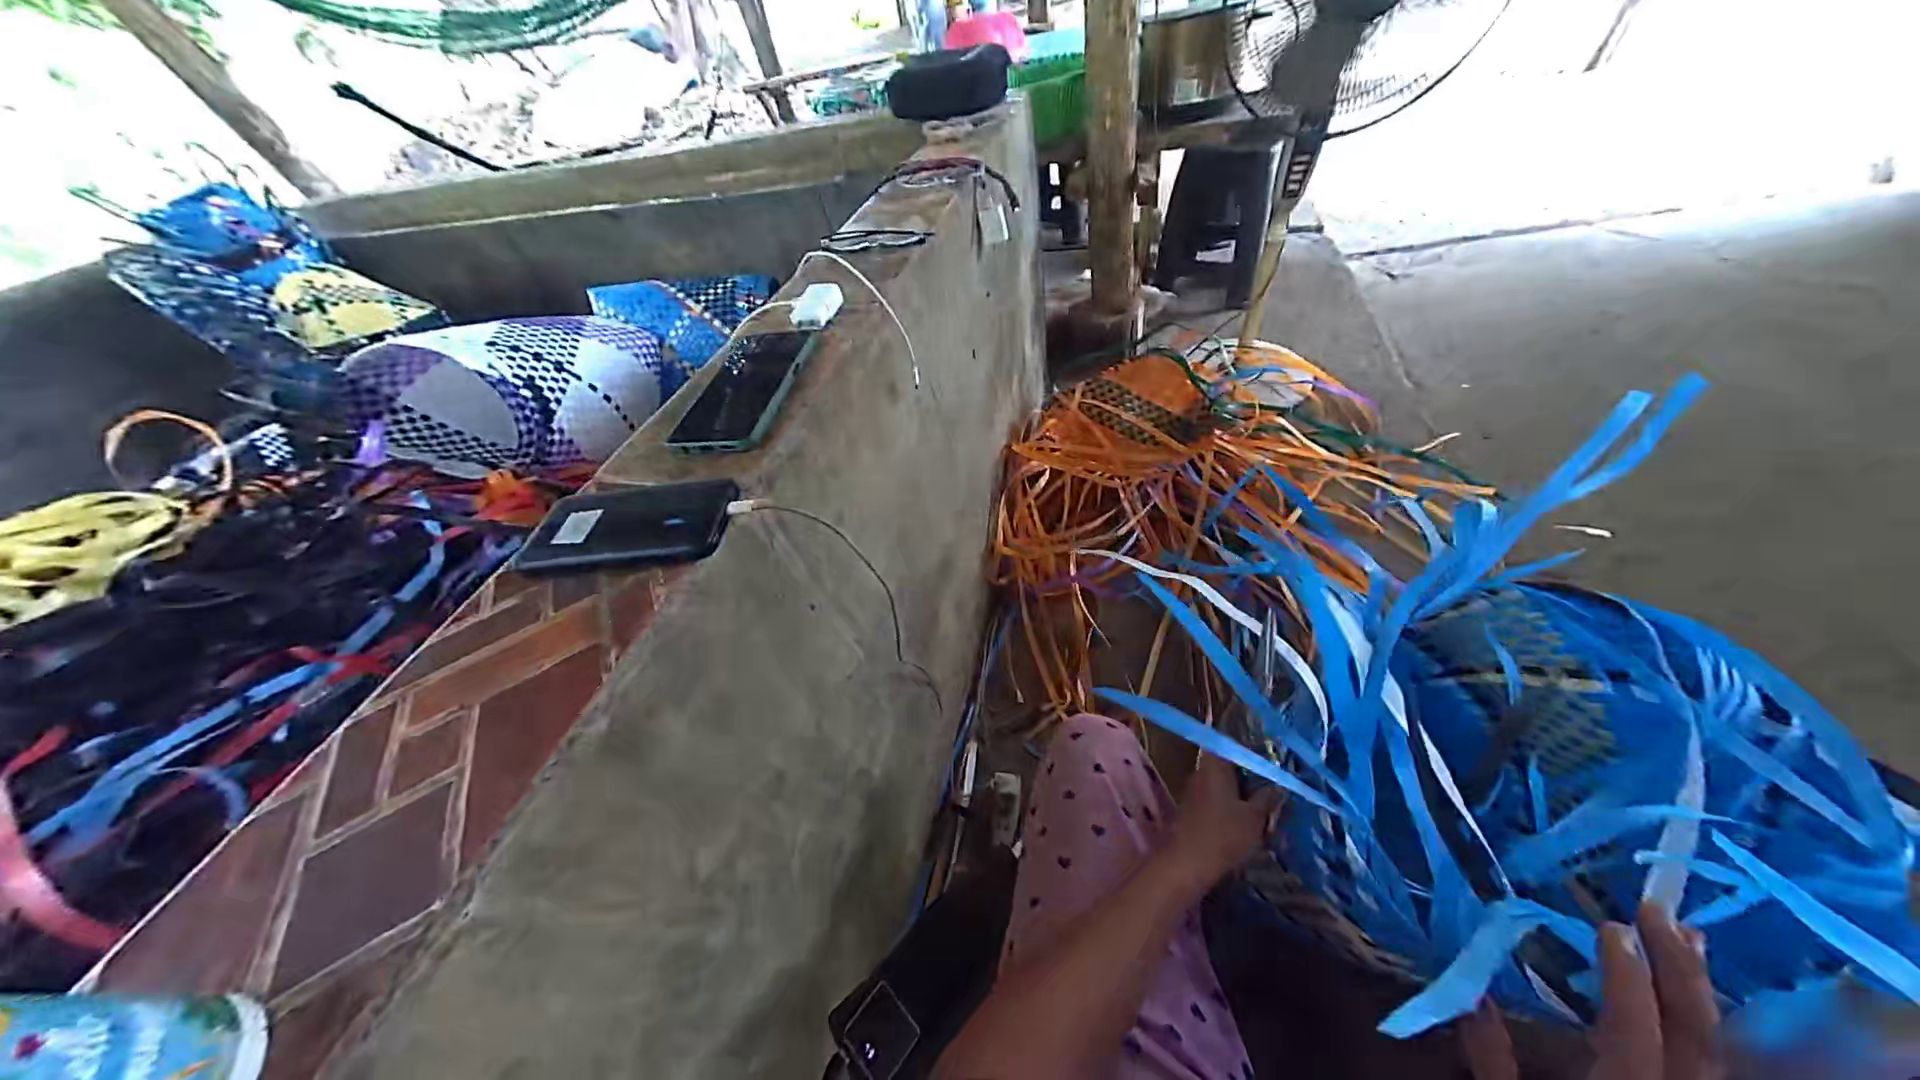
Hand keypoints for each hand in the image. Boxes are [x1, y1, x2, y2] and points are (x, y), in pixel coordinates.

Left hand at [1162, 751, 1282, 888]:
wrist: (1186, 863)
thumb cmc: (1223, 834)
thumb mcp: (1254, 818)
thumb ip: (1267, 798)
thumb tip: (1278, 786)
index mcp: (1214, 764)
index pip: (1230, 743)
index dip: (1250, 747)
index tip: (1270, 755)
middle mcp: (1200, 771)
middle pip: (1227, 764)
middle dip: (1250, 774)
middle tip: (1275, 785)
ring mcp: (1194, 790)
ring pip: (1223, 784)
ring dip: (1242, 793)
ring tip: (1267, 806)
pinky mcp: (1192, 809)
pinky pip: (1216, 799)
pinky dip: (1231, 806)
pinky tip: (1248, 821)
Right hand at [1460, 903, 1723, 1079]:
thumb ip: (1492, 1064)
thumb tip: (1471, 996)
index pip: (1635, 1038)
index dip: (1628, 982)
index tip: (1609, 928)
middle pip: (1697, 1044)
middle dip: (1680, 973)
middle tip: (1655, 911)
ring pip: (1718, 1056)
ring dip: (1703, 992)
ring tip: (1685, 937)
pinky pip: (1711, 1069)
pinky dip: (1703, 1024)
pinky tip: (1690, 992)